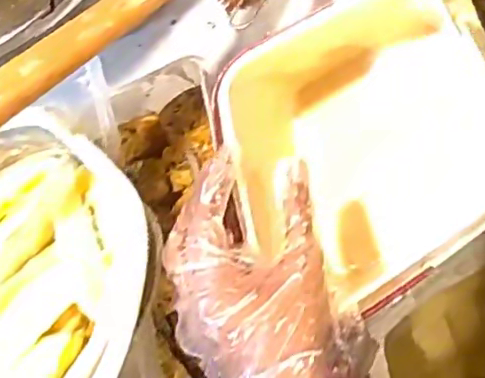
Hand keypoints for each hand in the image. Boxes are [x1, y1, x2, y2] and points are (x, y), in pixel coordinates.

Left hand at [163, 153, 367, 377]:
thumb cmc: (292, 331)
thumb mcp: (301, 262)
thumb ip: (295, 211)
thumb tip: (292, 168)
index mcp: (205, 278)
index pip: (201, 215)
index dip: (214, 179)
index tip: (228, 152)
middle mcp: (190, 298)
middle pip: (183, 237)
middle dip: (201, 200)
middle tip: (223, 171)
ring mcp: (196, 317)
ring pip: (188, 260)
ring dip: (205, 225)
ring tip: (229, 198)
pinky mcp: (209, 328)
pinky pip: (200, 277)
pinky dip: (213, 249)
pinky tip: (237, 241)